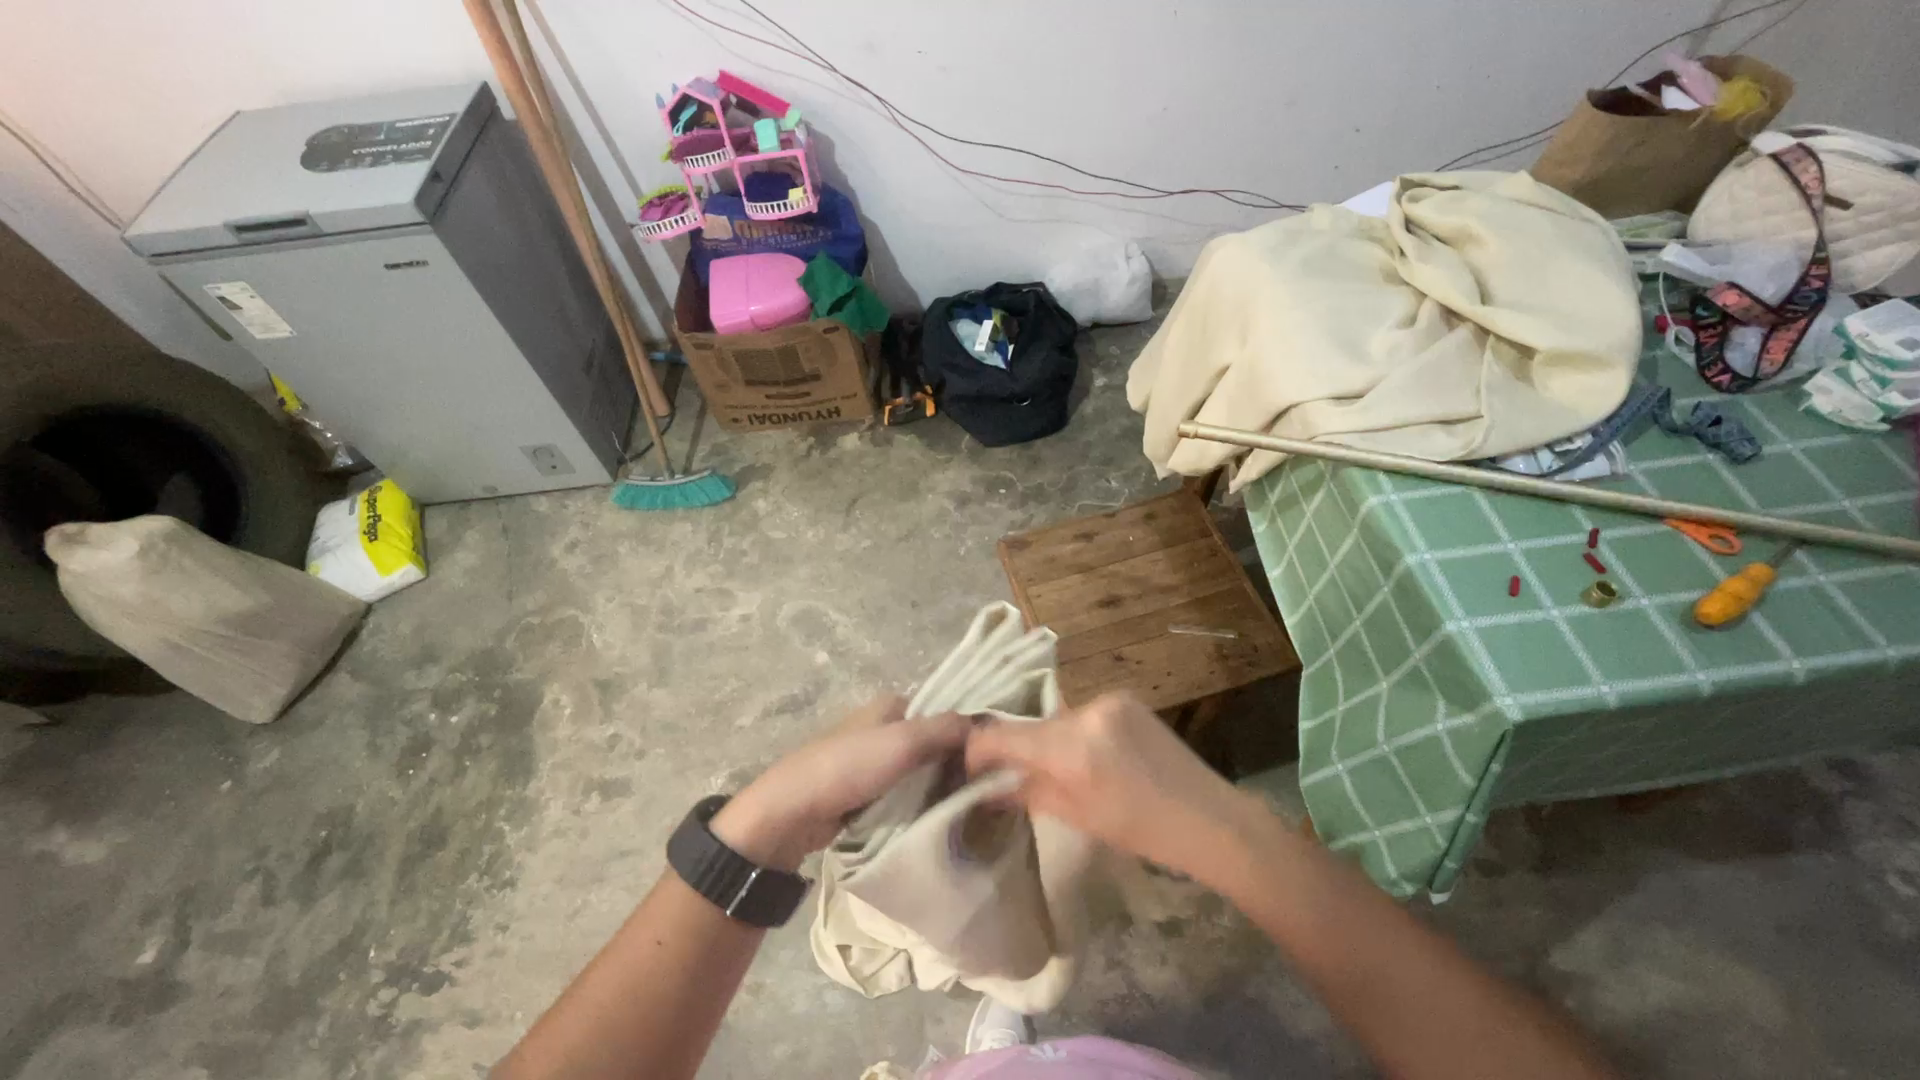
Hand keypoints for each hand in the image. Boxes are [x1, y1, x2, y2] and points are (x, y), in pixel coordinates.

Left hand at [711, 695, 969, 870]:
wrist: (792, 812)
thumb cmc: (848, 768)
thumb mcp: (904, 742)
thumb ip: (946, 730)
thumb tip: (986, 727)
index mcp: (891, 704)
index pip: (945, 713)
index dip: (968, 734)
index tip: (992, 762)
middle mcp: (882, 726)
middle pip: (934, 743)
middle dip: (955, 764)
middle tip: (983, 792)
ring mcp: (871, 760)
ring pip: (919, 771)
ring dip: (937, 788)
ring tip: (967, 809)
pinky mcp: (863, 791)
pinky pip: (902, 794)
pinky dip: (917, 805)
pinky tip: (936, 820)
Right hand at [965, 691, 1273, 888]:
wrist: (1207, 816)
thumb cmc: (1140, 830)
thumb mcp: (1076, 817)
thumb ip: (1027, 792)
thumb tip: (988, 787)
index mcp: (1072, 748)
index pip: (1003, 735)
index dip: (977, 750)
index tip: (968, 767)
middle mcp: (1087, 712)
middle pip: (1031, 726)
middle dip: (1017, 749)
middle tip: (1010, 775)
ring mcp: (1109, 700)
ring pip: (1057, 719)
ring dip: (1049, 741)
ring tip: (1061, 771)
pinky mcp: (1125, 698)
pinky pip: (1083, 714)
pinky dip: (1076, 733)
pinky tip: (1093, 757)